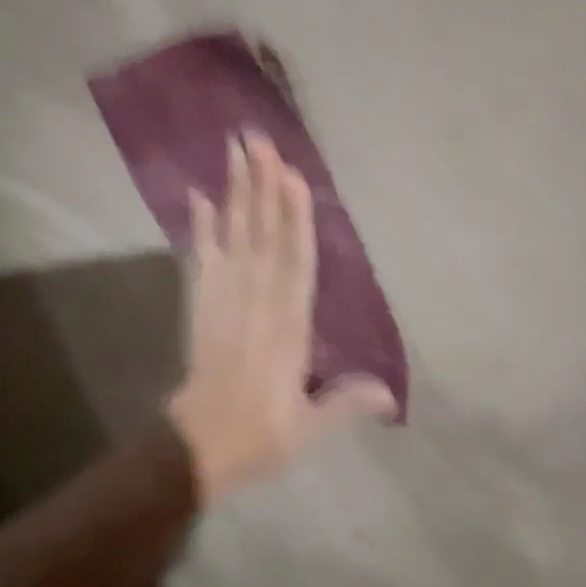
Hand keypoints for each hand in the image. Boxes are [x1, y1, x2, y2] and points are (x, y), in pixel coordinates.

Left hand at [165, 131, 394, 499]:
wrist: (195, 447)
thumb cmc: (259, 435)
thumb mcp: (309, 427)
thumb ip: (346, 403)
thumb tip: (390, 394)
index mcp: (288, 327)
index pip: (294, 262)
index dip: (293, 218)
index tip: (291, 176)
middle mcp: (256, 303)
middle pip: (262, 235)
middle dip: (262, 186)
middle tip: (258, 139)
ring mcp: (225, 300)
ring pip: (234, 237)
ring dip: (236, 192)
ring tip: (236, 149)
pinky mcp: (201, 305)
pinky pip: (201, 259)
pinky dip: (200, 227)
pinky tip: (198, 194)